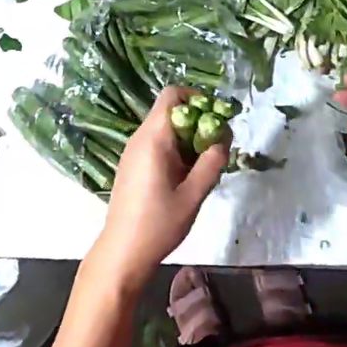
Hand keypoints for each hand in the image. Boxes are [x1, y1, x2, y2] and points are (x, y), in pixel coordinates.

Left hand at [87, 87, 228, 287]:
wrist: (123, 251)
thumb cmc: (158, 224)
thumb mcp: (193, 195)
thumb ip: (211, 163)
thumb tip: (223, 140)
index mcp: (153, 138)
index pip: (172, 95)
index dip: (197, 98)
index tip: (216, 119)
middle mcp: (140, 137)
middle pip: (171, 111)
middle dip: (198, 121)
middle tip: (218, 145)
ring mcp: (134, 151)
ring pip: (165, 128)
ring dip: (188, 137)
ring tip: (206, 163)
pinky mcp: (133, 164)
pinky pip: (157, 144)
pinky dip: (176, 149)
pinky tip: (188, 176)